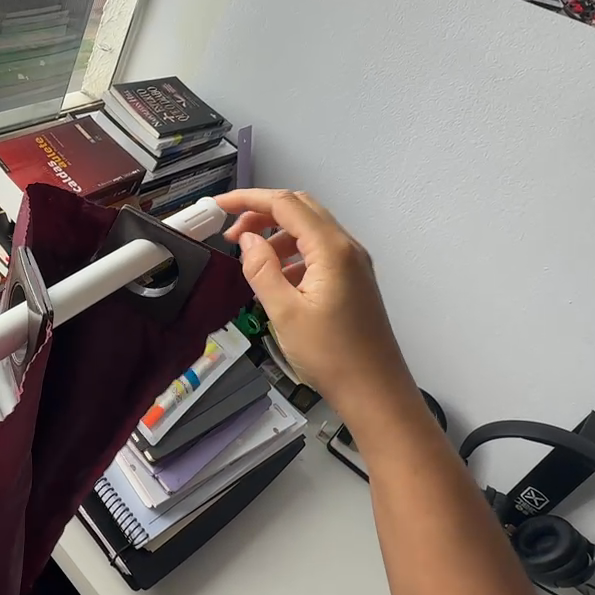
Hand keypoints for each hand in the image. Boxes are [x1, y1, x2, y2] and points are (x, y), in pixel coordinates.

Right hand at [216, 189, 416, 427]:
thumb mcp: (284, 312)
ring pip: (308, 229)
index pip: (285, 204)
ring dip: (275, 233)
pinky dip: (290, 252)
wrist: (377, 395)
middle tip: (231, 233)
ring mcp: (353, 264)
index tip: (217, 204)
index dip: (247, 199)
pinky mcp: (353, 280)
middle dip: (261, 212)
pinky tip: (275, 277)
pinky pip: (317, 250)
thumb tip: (246, 239)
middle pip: (299, 208)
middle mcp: (347, 248)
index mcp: (332, 250)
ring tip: (249, 257)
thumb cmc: (331, 356)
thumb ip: (261, 269)